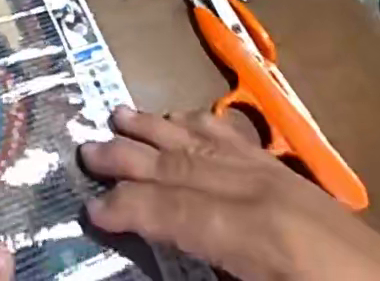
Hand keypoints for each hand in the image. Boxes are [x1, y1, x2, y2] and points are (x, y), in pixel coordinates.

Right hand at [80, 107, 379, 280]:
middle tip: (85, 152)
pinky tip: (179, 120)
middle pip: (180, 166)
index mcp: (260, 235)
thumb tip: (179, 254)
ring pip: (201, 141)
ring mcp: (279, 177)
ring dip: (155, 128)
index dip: (129, 208)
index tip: (91, 210)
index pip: (176, 210)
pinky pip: (235, 139)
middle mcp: (262, 191)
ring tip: (115, 115)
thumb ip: (219, 271)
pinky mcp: (294, 177)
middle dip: (129, 158)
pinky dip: (197, 125)